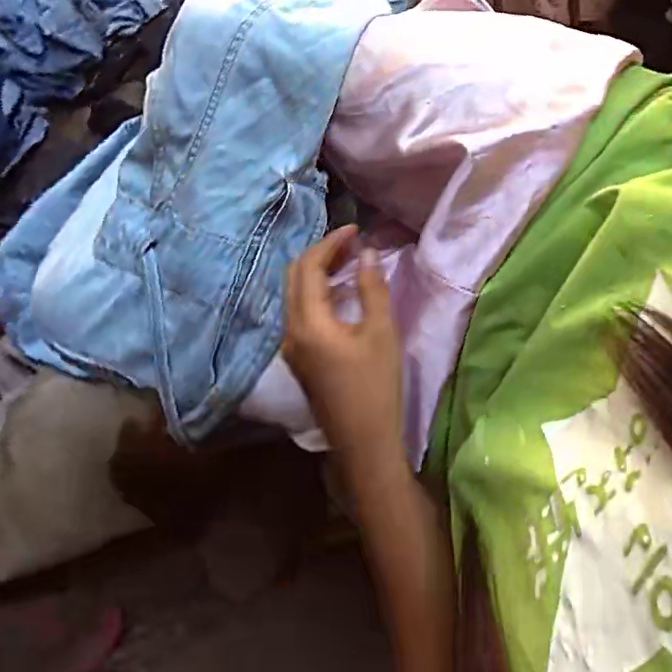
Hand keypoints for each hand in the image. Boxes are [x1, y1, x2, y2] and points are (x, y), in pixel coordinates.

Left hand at [283, 225, 404, 475]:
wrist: (362, 441)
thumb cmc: (375, 384)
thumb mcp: (381, 331)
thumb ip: (372, 288)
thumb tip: (368, 252)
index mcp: (308, 322)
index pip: (309, 267)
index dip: (330, 242)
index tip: (356, 229)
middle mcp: (290, 331)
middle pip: (294, 277)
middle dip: (321, 253)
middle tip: (352, 241)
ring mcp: (291, 347)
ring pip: (295, 295)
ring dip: (318, 272)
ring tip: (350, 260)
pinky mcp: (299, 358)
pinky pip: (301, 311)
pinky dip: (319, 292)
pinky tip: (343, 292)